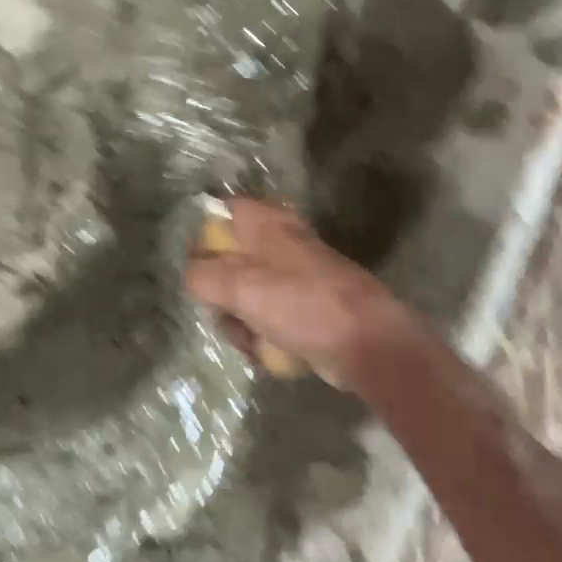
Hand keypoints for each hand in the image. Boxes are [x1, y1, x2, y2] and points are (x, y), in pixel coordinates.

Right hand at [185, 197, 421, 387]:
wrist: (369, 345)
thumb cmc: (299, 303)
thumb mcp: (233, 285)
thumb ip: (198, 275)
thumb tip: (191, 278)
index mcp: (264, 222)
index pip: (217, 211)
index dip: (200, 237)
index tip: (195, 267)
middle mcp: (278, 241)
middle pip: (225, 259)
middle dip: (217, 292)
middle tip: (222, 310)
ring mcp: (293, 276)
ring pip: (243, 293)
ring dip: (237, 319)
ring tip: (249, 339)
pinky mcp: (305, 306)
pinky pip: (266, 315)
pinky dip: (261, 333)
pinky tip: (266, 350)